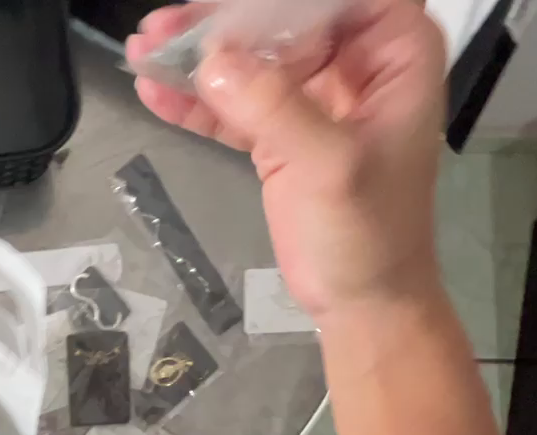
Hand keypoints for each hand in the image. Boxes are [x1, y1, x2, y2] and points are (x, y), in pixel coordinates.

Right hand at [127, 0, 446, 320]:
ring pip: (251, 60)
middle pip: (283, 16)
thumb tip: (210, 62)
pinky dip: (196, 104)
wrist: (361, 302)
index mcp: (393, 50)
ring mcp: (314, 100)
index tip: (220, 3)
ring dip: (197, 59)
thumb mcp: (328, 165)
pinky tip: (155, 93)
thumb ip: (273, 107)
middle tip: (162, 26)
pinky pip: (234, 108)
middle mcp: (355, 62)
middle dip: (222, 21)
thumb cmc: (367, 234)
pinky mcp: (280, 137)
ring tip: (143, 51)